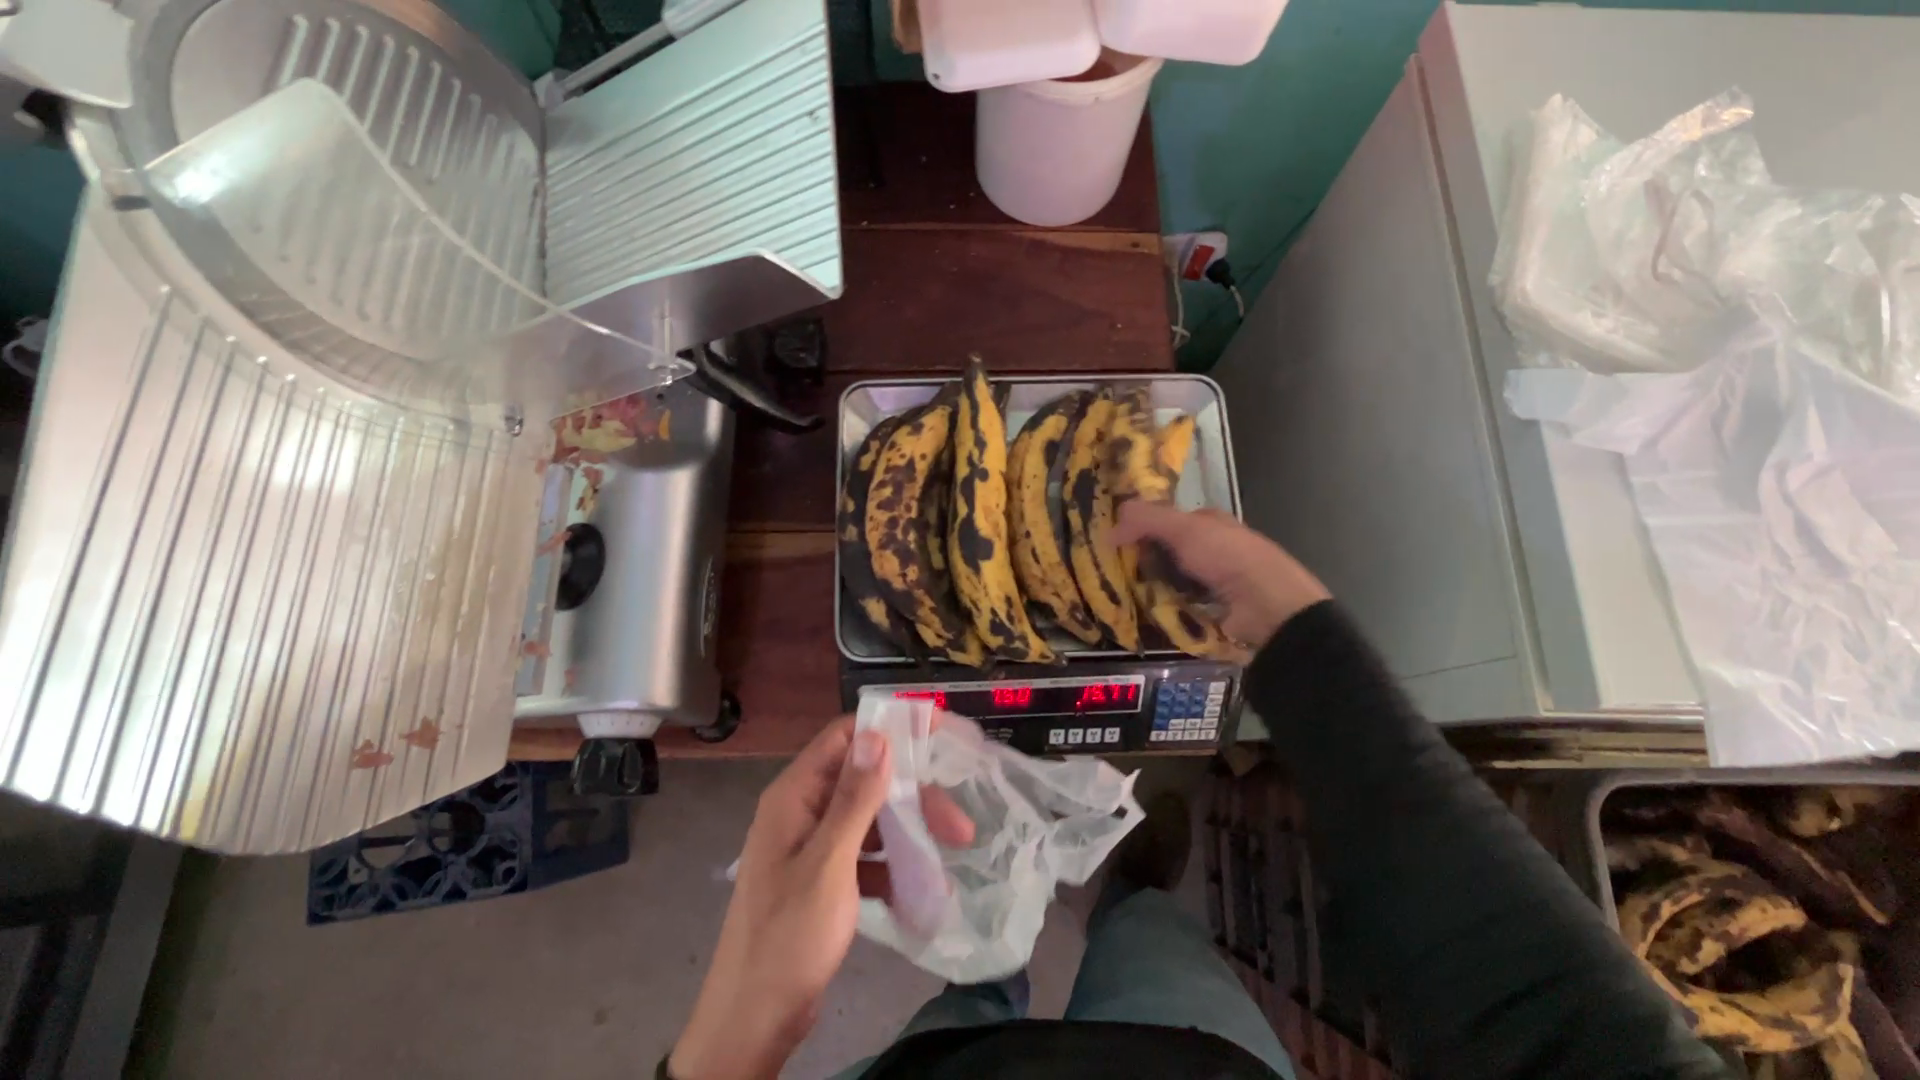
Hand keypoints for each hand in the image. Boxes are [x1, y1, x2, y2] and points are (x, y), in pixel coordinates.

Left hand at [669, 717, 973, 1079]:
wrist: (753, 1017)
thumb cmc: (788, 936)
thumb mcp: (828, 864)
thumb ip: (853, 799)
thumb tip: (878, 735)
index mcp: (793, 796)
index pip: (844, 738)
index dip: (890, 730)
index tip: (940, 739)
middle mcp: (800, 811)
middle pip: (864, 780)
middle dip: (913, 796)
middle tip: (960, 827)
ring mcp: (810, 846)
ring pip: (868, 819)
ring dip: (908, 832)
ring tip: (950, 856)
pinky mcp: (821, 878)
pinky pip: (863, 855)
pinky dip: (891, 866)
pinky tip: (920, 890)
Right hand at [1112, 502, 1330, 650]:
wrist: (1268, 606)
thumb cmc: (1227, 557)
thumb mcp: (1184, 529)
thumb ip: (1147, 520)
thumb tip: (1110, 526)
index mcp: (1210, 523)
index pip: (1167, 520)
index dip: (1142, 527)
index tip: (1114, 542)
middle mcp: (1213, 549)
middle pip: (1167, 552)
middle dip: (1143, 562)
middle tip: (1114, 574)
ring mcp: (1215, 582)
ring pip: (1172, 581)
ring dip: (1152, 589)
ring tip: (1122, 598)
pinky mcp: (1215, 611)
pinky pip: (1181, 607)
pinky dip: (1166, 610)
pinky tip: (1147, 616)